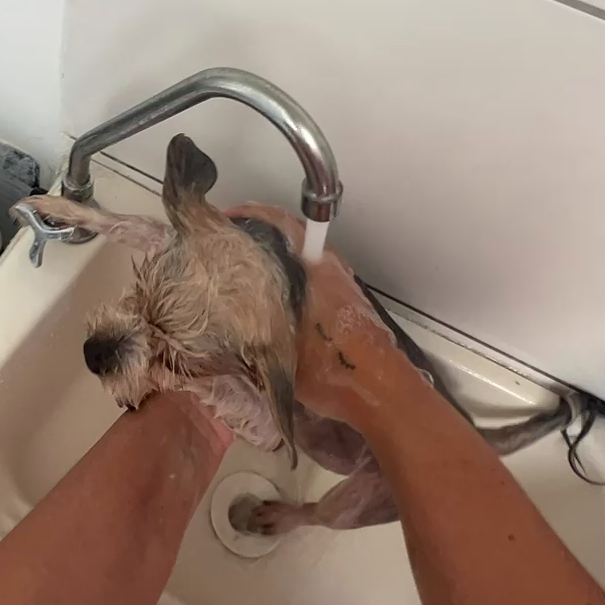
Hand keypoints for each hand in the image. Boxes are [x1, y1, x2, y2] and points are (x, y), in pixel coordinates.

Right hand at [221, 203, 416, 428]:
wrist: (380, 389)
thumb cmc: (330, 365)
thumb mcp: (278, 342)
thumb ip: (252, 316)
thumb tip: (227, 305)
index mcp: (310, 263)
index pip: (276, 220)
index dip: (248, 214)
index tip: (224, 220)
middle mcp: (327, 263)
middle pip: (288, 232)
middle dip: (257, 231)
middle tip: (228, 243)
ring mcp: (339, 279)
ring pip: (299, 252)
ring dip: (273, 252)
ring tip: (244, 266)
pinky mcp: (345, 297)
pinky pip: (308, 271)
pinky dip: (287, 272)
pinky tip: (271, 294)